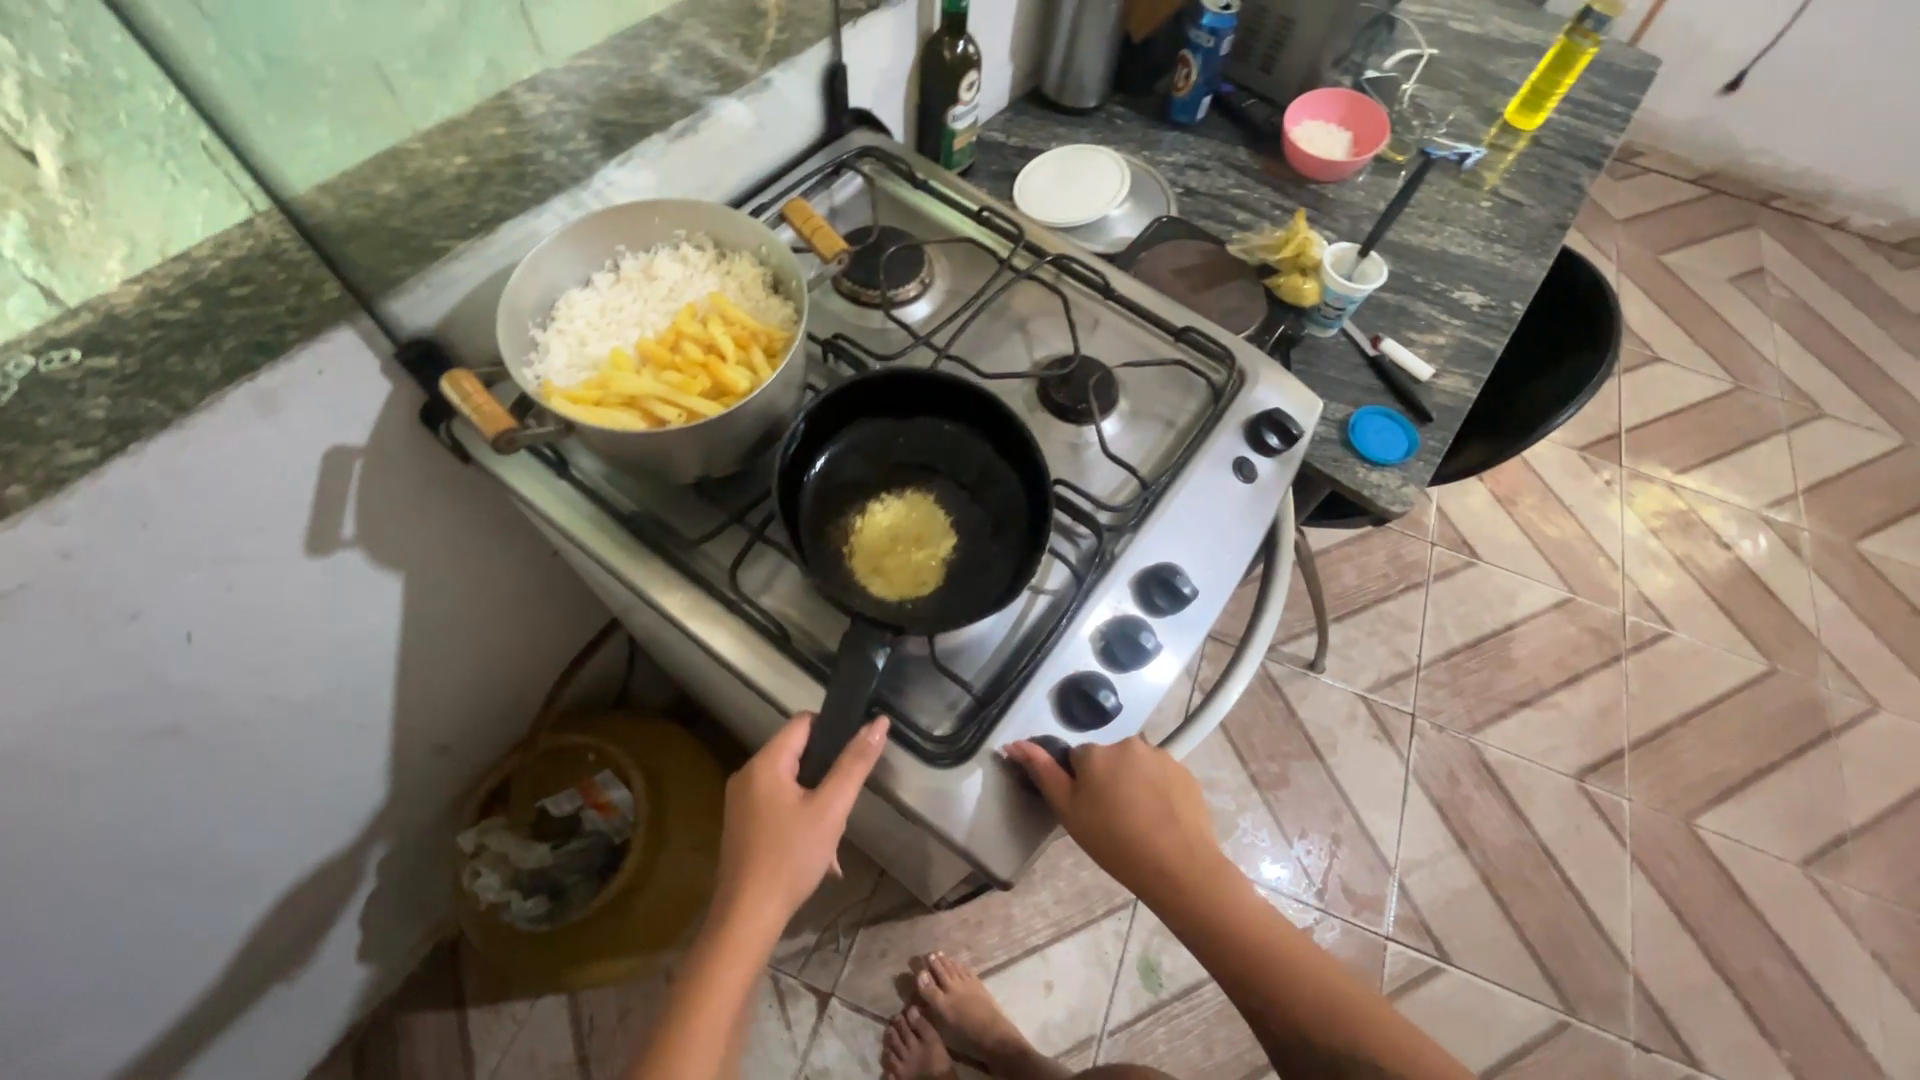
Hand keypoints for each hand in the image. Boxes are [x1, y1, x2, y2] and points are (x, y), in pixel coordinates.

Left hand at [712, 712, 888, 928]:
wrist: (748, 916)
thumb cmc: (791, 857)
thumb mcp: (831, 809)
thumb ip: (855, 764)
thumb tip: (879, 723)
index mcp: (765, 763)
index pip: (804, 722)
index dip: (834, 729)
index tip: (856, 754)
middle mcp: (747, 774)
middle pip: (798, 754)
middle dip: (827, 775)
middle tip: (846, 804)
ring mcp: (741, 801)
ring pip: (791, 783)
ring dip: (817, 801)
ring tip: (834, 834)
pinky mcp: (742, 824)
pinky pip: (778, 805)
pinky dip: (801, 817)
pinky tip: (819, 850)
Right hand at [1004, 735, 1228, 903]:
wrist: (1178, 865)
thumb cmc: (1114, 841)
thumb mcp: (1068, 811)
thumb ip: (1042, 772)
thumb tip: (1014, 743)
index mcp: (1094, 753)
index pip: (1076, 760)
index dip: (1079, 786)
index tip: (1088, 813)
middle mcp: (1127, 744)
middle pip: (1108, 760)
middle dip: (1107, 781)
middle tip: (1113, 820)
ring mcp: (1160, 756)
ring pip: (1136, 767)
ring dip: (1133, 784)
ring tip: (1139, 823)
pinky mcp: (1185, 772)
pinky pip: (1161, 776)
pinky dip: (1158, 792)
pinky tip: (1161, 820)